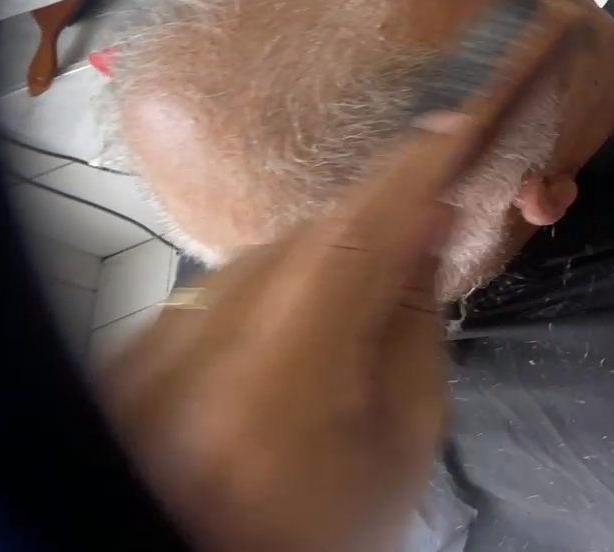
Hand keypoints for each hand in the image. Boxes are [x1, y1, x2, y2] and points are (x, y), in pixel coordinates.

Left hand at [98, 0, 584, 551]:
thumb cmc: (321, 527)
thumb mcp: (407, 429)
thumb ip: (415, 318)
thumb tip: (429, 230)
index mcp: (275, 371)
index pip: (366, 223)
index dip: (430, 154)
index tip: (476, 103)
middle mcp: (192, 343)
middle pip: (324, 225)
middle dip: (400, 203)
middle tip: (459, 210)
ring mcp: (152, 344)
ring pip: (280, 245)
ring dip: (350, 240)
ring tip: (391, 280)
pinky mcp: (137, 349)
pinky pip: (239, 276)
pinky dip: (297, 271)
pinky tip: (325, 309)